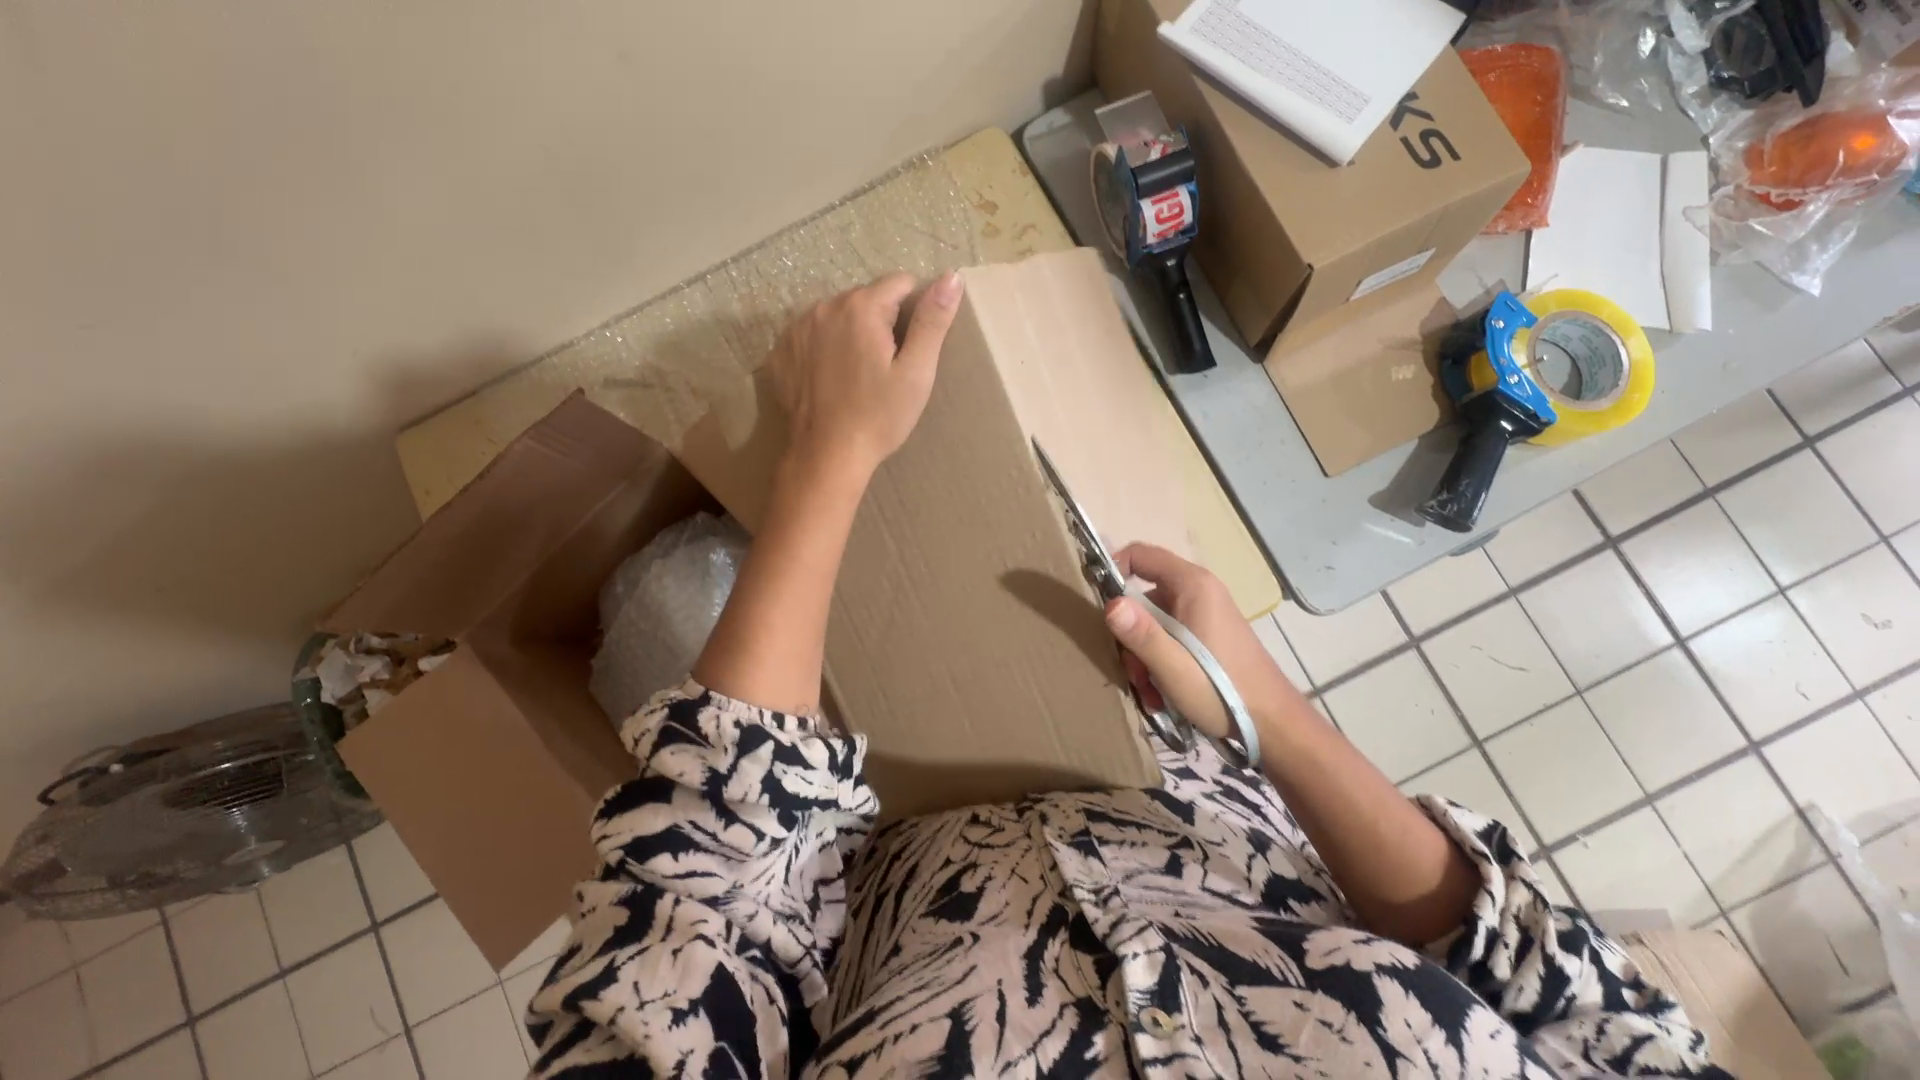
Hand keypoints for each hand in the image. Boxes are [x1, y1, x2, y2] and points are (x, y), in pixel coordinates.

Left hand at [768, 271, 963, 479]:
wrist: (825, 457)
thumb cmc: (878, 418)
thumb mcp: (915, 373)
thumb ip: (932, 321)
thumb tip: (952, 277)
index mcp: (861, 307)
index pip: (900, 283)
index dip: (914, 312)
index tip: (909, 350)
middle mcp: (824, 307)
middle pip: (867, 299)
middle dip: (881, 323)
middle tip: (886, 368)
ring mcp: (796, 328)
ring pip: (838, 316)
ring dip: (851, 334)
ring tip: (858, 376)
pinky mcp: (780, 351)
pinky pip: (812, 335)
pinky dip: (825, 349)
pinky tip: (832, 381)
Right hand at [1103, 544, 1301, 742]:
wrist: (1272, 724)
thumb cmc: (1222, 691)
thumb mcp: (1173, 667)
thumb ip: (1142, 634)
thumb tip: (1110, 604)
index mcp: (1193, 586)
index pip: (1141, 555)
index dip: (1113, 570)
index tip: (1097, 604)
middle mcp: (1199, 591)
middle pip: (1144, 596)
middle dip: (1130, 635)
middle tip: (1133, 671)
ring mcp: (1204, 615)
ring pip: (1154, 623)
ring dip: (1144, 657)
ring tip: (1151, 691)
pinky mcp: (1208, 637)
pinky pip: (1170, 639)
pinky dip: (1160, 663)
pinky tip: (1163, 694)